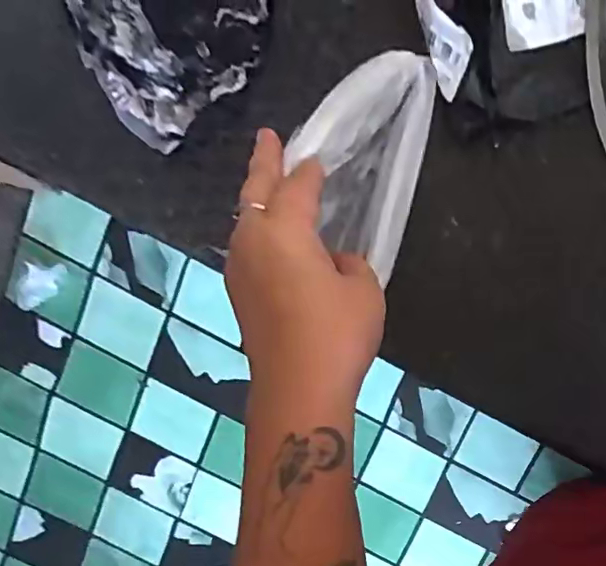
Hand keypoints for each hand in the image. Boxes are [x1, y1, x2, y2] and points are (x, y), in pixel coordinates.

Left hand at [226, 128, 384, 402]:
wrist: (299, 386)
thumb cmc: (337, 334)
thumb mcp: (365, 293)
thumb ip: (353, 266)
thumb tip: (336, 262)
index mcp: (285, 230)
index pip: (298, 188)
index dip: (310, 172)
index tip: (316, 159)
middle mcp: (253, 240)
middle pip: (256, 192)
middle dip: (264, 164)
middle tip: (268, 140)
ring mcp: (240, 269)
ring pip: (248, 222)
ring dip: (260, 204)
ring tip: (272, 193)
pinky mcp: (240, 297)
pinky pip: (250, 252)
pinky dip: (262, 238)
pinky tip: (278, 248)